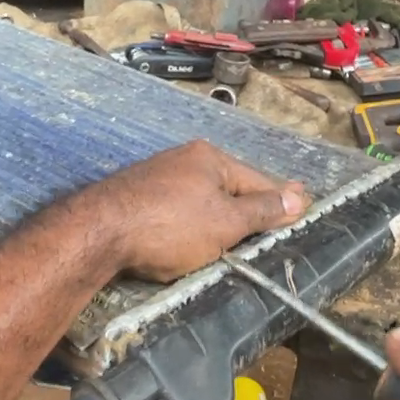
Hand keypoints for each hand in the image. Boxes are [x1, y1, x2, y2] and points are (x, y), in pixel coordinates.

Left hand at [76, 141, 307, 282]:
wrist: (98, 233)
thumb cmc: (171, 226)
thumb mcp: (226, 222)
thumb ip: (262, 211)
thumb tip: (298, 197)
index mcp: (210, 158)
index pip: (258, 181)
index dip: (280, 200)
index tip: (302, 209)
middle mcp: (183, 160)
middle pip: (228, 189)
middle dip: (247, 209)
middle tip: (269, 229)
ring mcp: (156, 177)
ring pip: (200, 201)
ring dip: (217, 219)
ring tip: (233, 240)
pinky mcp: (135, 198)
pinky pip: (175, 211)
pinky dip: (189, 225)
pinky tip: (189, 240)